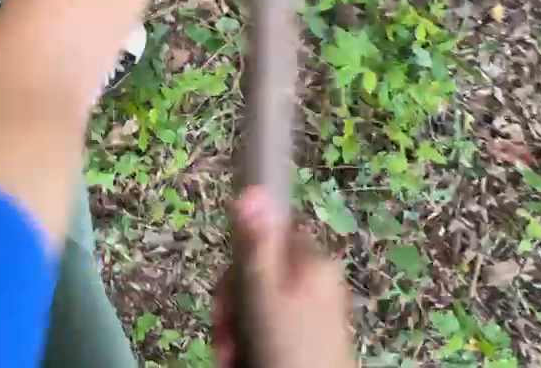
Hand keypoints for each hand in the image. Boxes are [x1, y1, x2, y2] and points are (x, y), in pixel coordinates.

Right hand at [211, 188, 356, 367]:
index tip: (225, 283)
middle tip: (223, 323)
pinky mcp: (311, 336)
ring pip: (259, 298)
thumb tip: (252, 189)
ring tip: (229, 348)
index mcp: (313, 261)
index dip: (239, 256)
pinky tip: (240, 354)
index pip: (266, 233)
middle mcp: (317, 280)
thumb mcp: (263, 288)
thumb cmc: (288, 343)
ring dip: (235, 322)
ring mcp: (315, 310)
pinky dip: (251, 336)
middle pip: (258, 269)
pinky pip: (271, 321)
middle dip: (232, 298)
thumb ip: (255, 240)